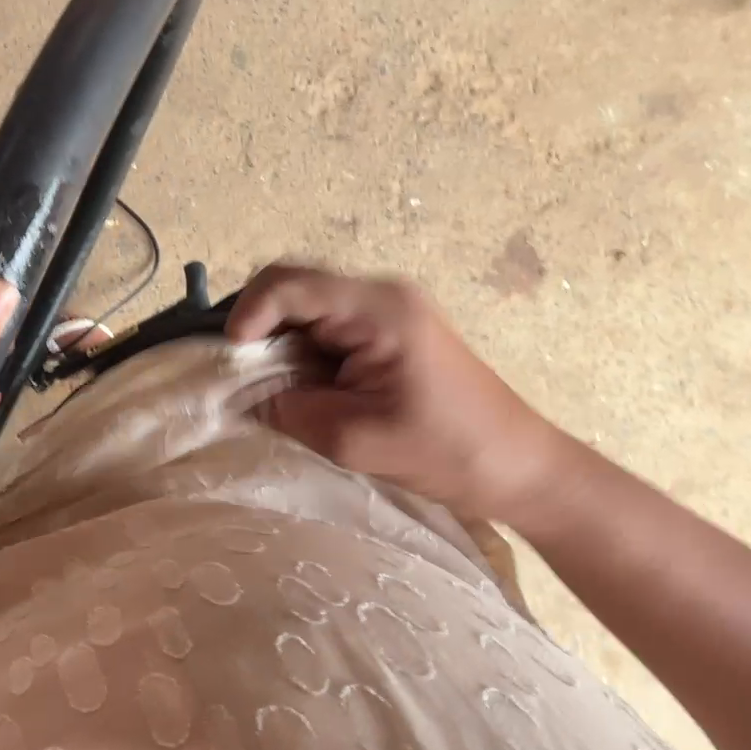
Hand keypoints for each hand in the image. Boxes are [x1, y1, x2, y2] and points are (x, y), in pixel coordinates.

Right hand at [226, 264, 569, 520]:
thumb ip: (284, 407)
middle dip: (252, 319)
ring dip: (269, 333)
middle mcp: (378, 295)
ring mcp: (382, 308)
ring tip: (257, 375)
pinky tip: (288, 378)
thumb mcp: (350, 439)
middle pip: (288, 281)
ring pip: (298, 300)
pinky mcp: (381, 328)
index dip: (247, 313)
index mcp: (378, 311)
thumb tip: (240, 392)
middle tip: (234, 364)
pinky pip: (317, 320)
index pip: (288, 285)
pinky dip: (290, 344)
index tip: (230, 356)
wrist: (520, 468)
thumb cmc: (446, 452)